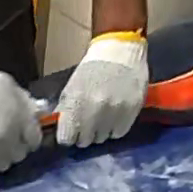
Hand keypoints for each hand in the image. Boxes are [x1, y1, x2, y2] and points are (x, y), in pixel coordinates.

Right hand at [0, 63, 44, 175]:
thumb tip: (33, 115)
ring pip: (2, 166)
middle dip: (15, 150)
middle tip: (7, 143)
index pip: (34, 140)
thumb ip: (23, 104)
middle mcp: (9, 139)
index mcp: (22, 119)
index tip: (24, 137)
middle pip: (19, 156)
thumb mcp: (10, 88)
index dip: (30, 139)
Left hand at [54, 32, 148, 147]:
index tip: (72, 131)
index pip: (66, 140)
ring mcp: (115, 111)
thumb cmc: (90, 71)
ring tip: (102, 117)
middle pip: (84, 142)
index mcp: (75, 106)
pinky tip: (114, 116)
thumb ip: (64, 113)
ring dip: (100, 131)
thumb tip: (59, 133)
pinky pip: (119, 132)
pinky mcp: (132, 109)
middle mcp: (95, 112)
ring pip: (102, 138)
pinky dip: (116, 128)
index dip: (68, 136)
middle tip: (88, 123)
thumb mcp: (69, 91)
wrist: (119, 50)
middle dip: (84, 135)